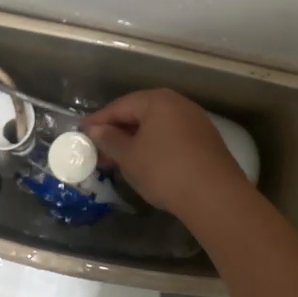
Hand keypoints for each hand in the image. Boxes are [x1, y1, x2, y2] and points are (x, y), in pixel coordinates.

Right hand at [82, 89, 249, 218]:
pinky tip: (146, 164)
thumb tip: (95, 129)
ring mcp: (195, 121)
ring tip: (118, 160)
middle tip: (98, 150)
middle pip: (140, 113)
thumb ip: (110, 140)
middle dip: (117, 132)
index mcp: (158, 100)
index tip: (81, 133)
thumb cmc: (165, 170)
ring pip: (157, 126)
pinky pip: (172, 137)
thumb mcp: (130, 156)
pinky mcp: (205, 140)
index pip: (121, 105)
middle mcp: (178, 103)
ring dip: (135, 141)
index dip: (99, 120)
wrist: (216, 196)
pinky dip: (154, 146)